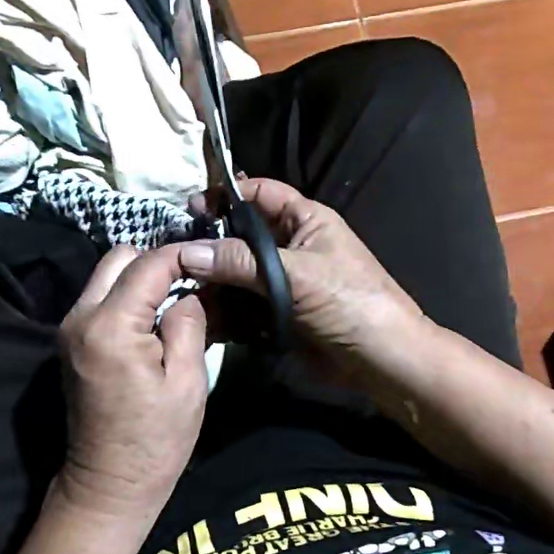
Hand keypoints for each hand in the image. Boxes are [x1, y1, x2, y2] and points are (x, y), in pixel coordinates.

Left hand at [54, 245, 208, 520]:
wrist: (110, 482)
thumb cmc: (156, 439)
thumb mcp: (188, 382)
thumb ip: (189, 325)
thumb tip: (189, 294)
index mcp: (111, 327)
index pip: (147, 265)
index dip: (182, 256)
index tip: (212, 260)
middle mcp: (80, 318)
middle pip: (119, 259)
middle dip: (158, 263)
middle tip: (194, 283)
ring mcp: (70, 330)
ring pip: (107, 276)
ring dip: (142, 280)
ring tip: (179, 300)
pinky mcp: (71, 343)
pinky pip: (101, 299)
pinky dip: (129, 297)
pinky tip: (156, 319)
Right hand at [177, 178, 423, 374]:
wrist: (381, 359)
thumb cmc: (350, 302)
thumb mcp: (298, 274)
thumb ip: (242, 262)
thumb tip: (188, 252)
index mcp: (306, 221)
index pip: (260, 194)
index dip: (226, 196)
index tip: (189, 210)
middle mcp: (291, 248)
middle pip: (241, 238)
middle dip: (210, 248)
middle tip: (172, 259)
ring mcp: (284, 285)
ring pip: (238, 277)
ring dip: (213, 286)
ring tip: (181, 294)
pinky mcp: (280, 317)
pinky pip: (245, 309)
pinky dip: (226, 314)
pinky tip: (203, 319)